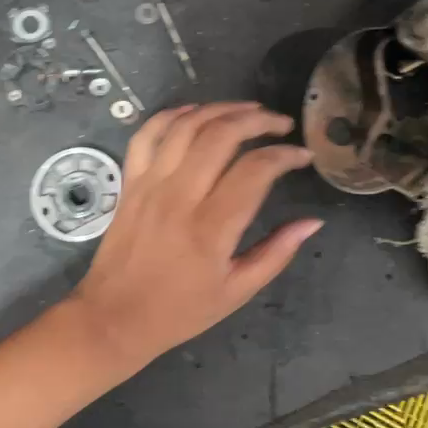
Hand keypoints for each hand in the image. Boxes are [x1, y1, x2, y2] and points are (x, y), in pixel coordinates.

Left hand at [68, 103, 320, 367]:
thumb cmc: (180, 310)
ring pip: (186, 126)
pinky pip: (147, 134)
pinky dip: (172, 115)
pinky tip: (196, 112)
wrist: (114, 317)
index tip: (302, 156)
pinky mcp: (130, 181)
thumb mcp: (237, 291)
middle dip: (257, 120)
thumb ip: (276, 253)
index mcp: (211, 228)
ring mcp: (150, 184)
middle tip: (280, 124)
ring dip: (220, 109)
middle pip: (221, 135)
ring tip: (247, 111)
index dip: (285, 155)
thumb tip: (312, 222)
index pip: (255, 170)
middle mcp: (179, 197)